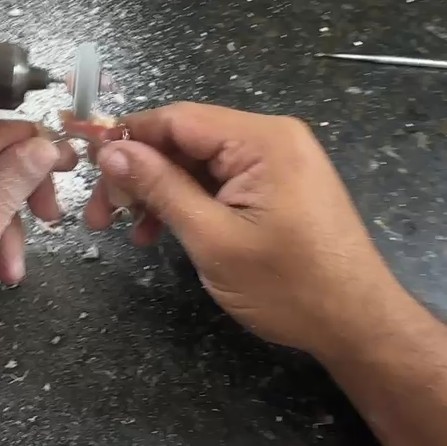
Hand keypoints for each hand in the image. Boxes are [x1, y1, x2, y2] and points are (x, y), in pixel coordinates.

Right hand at [83, 102, 403, 355]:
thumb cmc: (289, 287)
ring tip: (122, 230)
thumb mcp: (212, 238)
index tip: (87, 168)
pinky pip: (217, 180)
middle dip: (138, 174)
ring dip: (156, 192)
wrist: (359, 326)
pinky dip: (185, 201)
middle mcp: (269, 138)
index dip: (127, 138)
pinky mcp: (275, 184)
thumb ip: (160, 188)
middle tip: (98, 215)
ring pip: (195, 162)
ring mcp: (274, 161)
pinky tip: (158, 231)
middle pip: (183, 140)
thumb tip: (110, 151)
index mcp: (261, 139)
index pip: (176, 119)